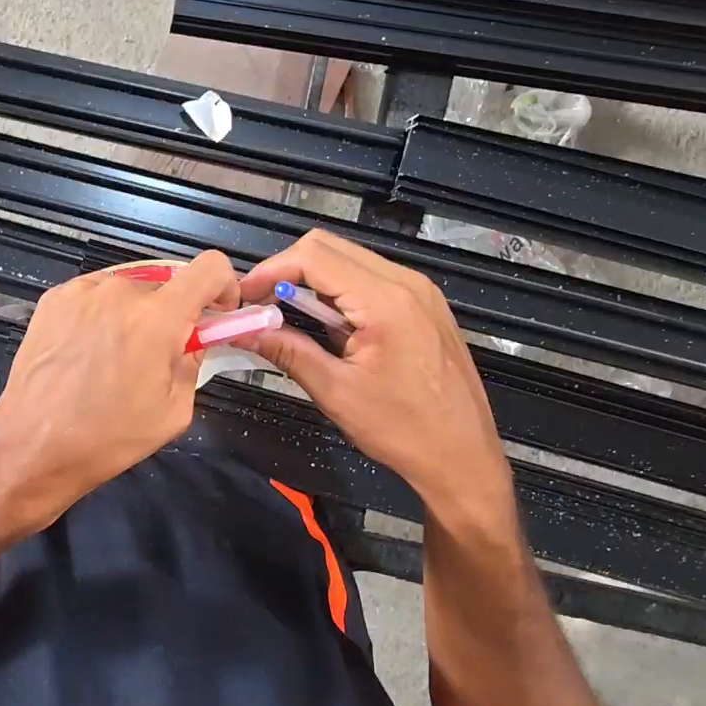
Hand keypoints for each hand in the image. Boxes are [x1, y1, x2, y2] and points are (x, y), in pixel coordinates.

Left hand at [0, 250, 239, 537]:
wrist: (33, 444)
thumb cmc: (107, 436)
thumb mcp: (174, 410)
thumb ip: (194, 362)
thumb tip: (195, 339)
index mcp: (157, 318)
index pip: (210, 267)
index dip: (222, 286)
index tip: (216, 312)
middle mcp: (119, 292)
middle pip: (166, 284)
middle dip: (172, 314)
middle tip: (158, 354)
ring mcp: (82, 291)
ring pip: (129, 289)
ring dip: (135, 313)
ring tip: (116, 357)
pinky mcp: (54, 298)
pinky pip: (95, 295)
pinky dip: (102, 314)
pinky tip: (88, 351)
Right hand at [237, 230, 512, 516]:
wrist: (464, 457)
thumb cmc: (402, 430)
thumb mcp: (335, 391)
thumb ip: (286, 351)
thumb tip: (242, 330)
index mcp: (386, 301)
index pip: (313, 257)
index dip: (270, 270)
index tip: (244, 297)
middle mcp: (406, 283)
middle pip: (329, 247)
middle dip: (286, 270)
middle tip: (260, 305)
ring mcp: (419, 291)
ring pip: (348, 258)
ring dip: (311, 280)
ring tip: (286, 316)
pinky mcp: (423, 304)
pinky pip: (370, 277)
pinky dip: (338, 290)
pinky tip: (326, 325)